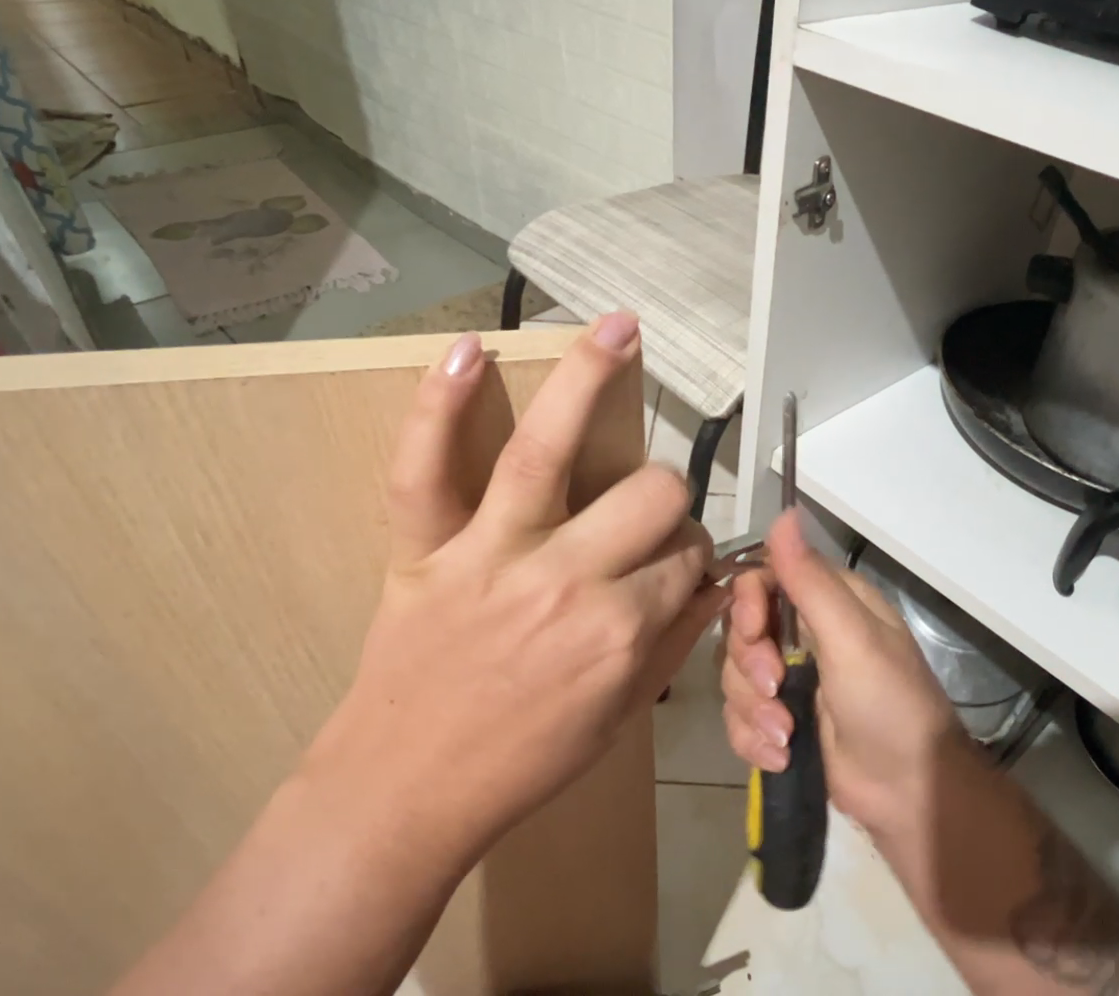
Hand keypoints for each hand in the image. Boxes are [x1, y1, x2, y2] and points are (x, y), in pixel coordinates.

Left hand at [309, 314, 725, 852]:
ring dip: (591, 375)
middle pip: (653, 495)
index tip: (677, 568)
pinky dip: (437, 407)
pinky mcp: (424, 548)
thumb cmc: (523, 765)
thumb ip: (672, 642)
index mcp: (622, 630)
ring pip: (550, 449)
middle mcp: (567, 580)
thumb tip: (710, 584)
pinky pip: (423, 470)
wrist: (407, 794)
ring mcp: (491, 555)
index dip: (692, 559)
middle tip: (648, 517)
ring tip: (617, 325)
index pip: (688, 557)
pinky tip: (466, 351)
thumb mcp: (619, 716)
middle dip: (669, 502)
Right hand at [721, 509, 964, 836]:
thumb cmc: (889, 705)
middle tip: (778, 692)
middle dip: (750, 667)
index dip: (747, 604)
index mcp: (829, 603)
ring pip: (735, 678)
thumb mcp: (852, 639)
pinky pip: (740, 718)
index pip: (763, 579)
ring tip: (786, 737)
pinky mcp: (781, 721)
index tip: (755, 632)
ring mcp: (791, 681)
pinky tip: (780, 757)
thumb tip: (784, 513)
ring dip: (752, 711)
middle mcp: (806, 634)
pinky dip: (753, 739)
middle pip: (740, 631)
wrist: (909, 794)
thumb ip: (811, 581)